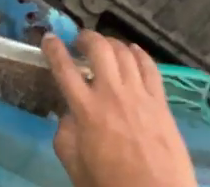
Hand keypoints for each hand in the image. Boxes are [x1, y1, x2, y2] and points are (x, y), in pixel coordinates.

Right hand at [42, 32, 195, 186]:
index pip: (64, 67)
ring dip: (111, 43)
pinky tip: (134, 51)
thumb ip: (65, 135)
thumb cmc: (111, 185)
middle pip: (98, 48)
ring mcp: (139, 96)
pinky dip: (139, 53)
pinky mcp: (161, 103)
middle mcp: (111, 94)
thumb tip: (68, 115)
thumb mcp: (75, 165)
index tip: (48, 38)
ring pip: (124, 52)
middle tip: (80, 42)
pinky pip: (150, 68)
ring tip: (106, 47)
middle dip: (86, 37)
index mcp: (86, 110)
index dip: (53, 48)